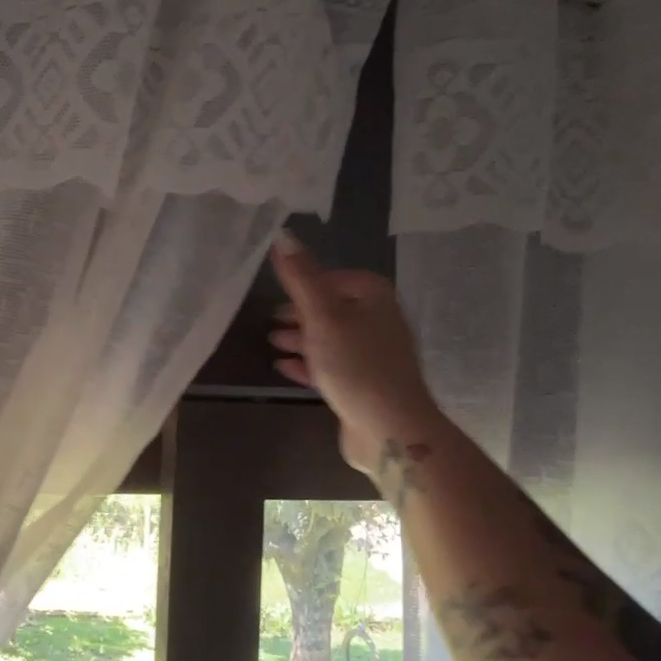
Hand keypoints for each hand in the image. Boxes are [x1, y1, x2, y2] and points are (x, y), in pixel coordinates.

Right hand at [267, 231, 441, 471]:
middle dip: (301, 312)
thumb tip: (282, 233)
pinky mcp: (364, 385)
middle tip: (271, 317)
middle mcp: (378, 322)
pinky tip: (284, 368)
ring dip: (302, 338)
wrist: (389, 427)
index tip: (279, 287)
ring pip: (331, 339)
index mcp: (374, 298)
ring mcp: (373, 356)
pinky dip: (308, 364)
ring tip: (272, 342)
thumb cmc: (355, 364)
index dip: (308, 280)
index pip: (337, 277)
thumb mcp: (322, 315)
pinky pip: (331, 366)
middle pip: (333, 308)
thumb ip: (301, 277)